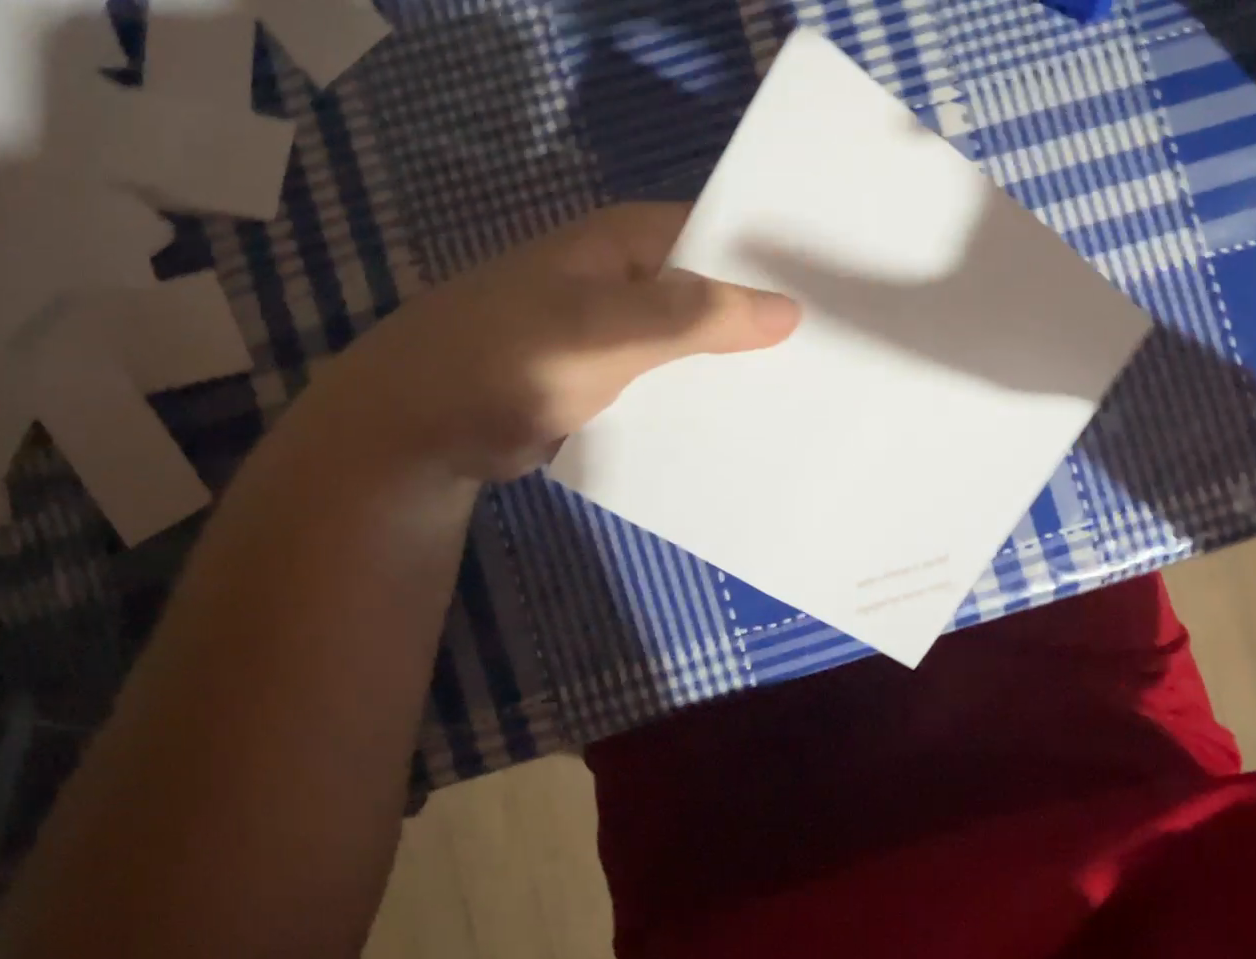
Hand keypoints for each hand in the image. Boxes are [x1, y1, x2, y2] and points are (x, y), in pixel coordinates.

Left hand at [305, 202, 800, 481]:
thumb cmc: (513, 358)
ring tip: (802, 391)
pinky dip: (693, 400)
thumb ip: (697, 316)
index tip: (833, 292)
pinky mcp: (599, 382)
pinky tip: (739, 423)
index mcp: (622, 243)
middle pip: (705, 291)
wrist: (422, 429)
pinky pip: (662, 384)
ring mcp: (608, 334)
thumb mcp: (610, 329)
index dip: (770, 259)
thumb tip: (790, 309)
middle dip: (758, 321)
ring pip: (686, 344)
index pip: (716, 232)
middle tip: (831, 353)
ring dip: (729, 367)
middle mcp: (619, 280)